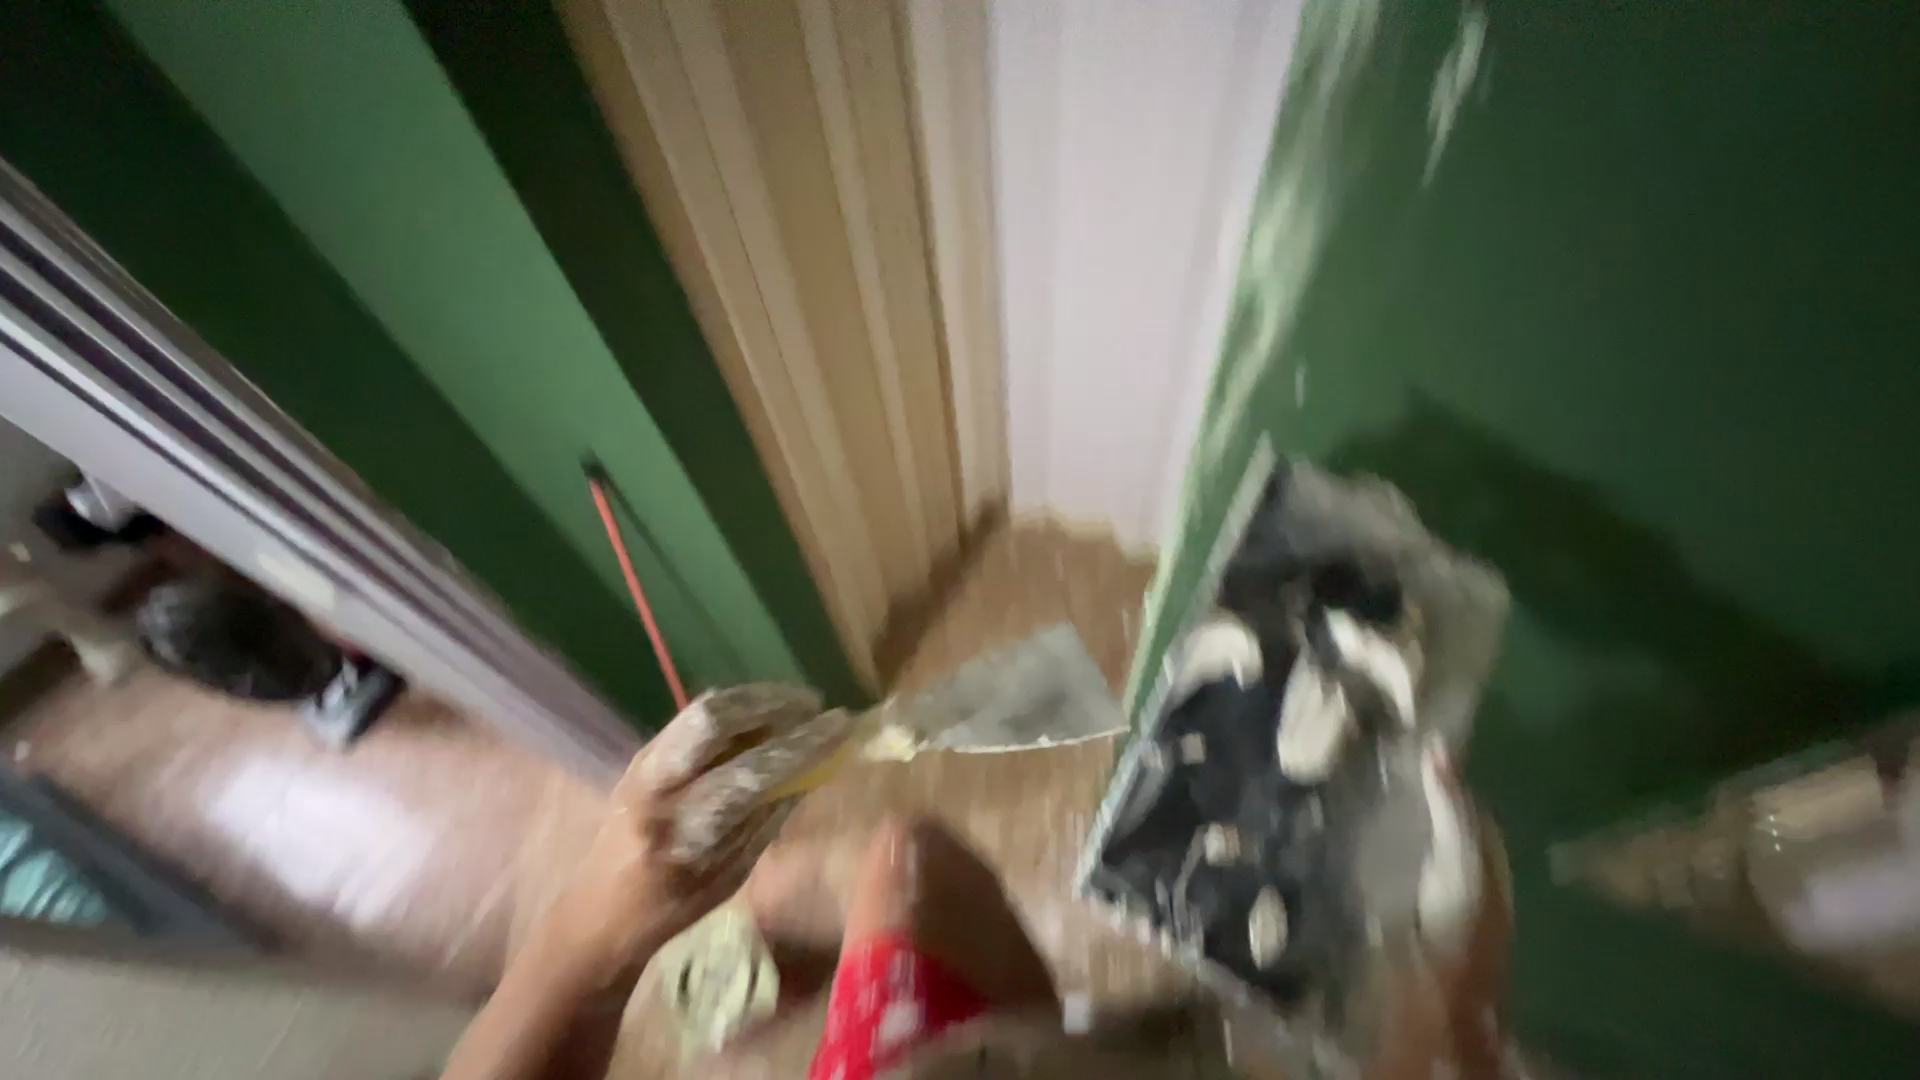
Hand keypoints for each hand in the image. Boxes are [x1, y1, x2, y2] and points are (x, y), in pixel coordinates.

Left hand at [540, 705, 784, 986]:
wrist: (596, 916)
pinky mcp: (641, 754)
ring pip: (702, 709)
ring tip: (794, 702)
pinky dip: (734, 708)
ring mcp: (643, 766)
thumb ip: (769, 817)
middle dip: (771, 702)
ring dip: (755, 699)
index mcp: (685, 833)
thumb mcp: (733, 874)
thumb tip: (812, 768)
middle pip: (713, 720)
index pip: (753, 773)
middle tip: (812, 703)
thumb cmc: (672, 909)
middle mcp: (657, 790)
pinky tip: (761, 713)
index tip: (841, 725)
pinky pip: (693, 717)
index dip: (802, 745)